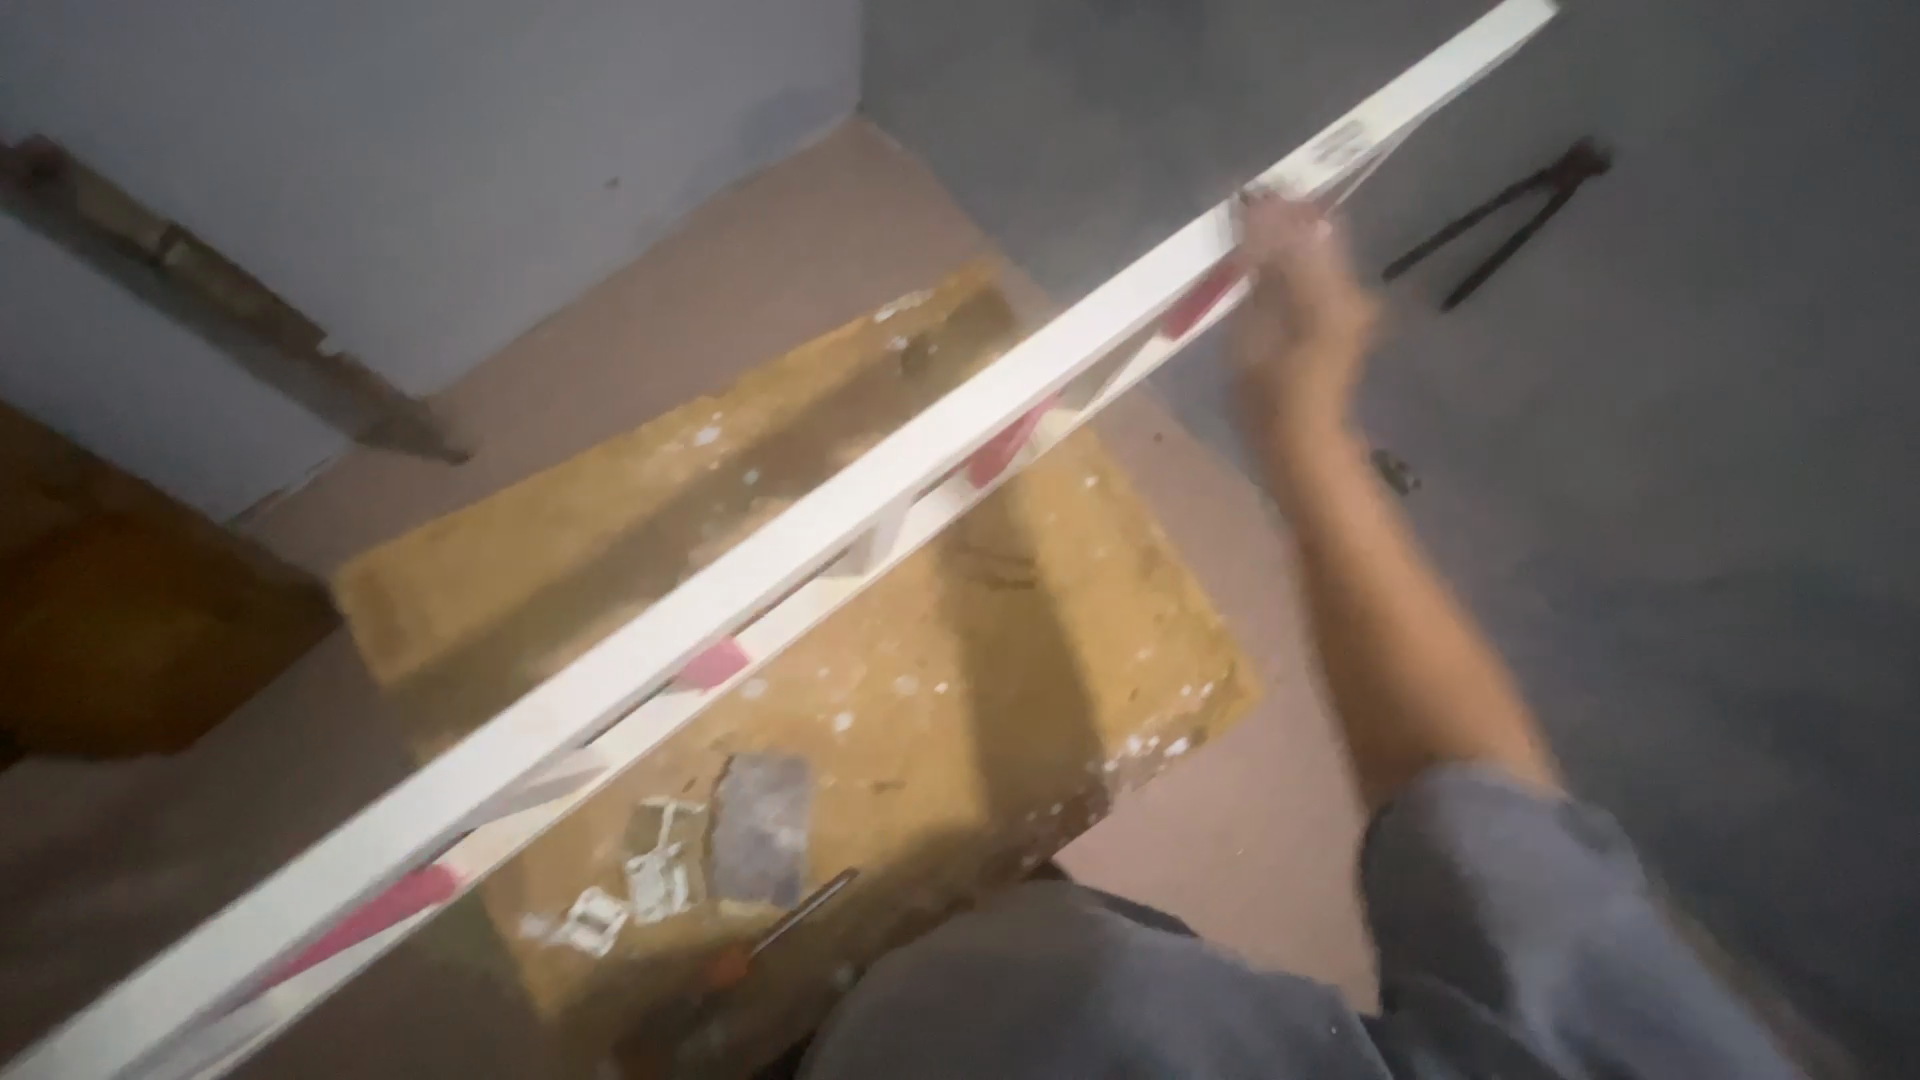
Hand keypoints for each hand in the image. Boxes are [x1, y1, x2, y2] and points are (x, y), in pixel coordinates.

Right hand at [1230, 190, 1376, 440]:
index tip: (1241, 196)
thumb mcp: (1250, 334)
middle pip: (1315, 236)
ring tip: (1249, 234)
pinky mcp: (1344, 316)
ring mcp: (1351, 304)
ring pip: (1317, 253)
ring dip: (1285, 240)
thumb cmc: (1267, 398)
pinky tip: (1266, 267)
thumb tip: (1256, 219)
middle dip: (1280, 219)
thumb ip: (1258, 272)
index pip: (1300, 232)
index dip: (1272, 210)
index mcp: (1326, 294)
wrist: (1301, 442)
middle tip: (1243, 210)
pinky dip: (1291, 265)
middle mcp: (1349, 290)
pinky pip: (1317, 275)